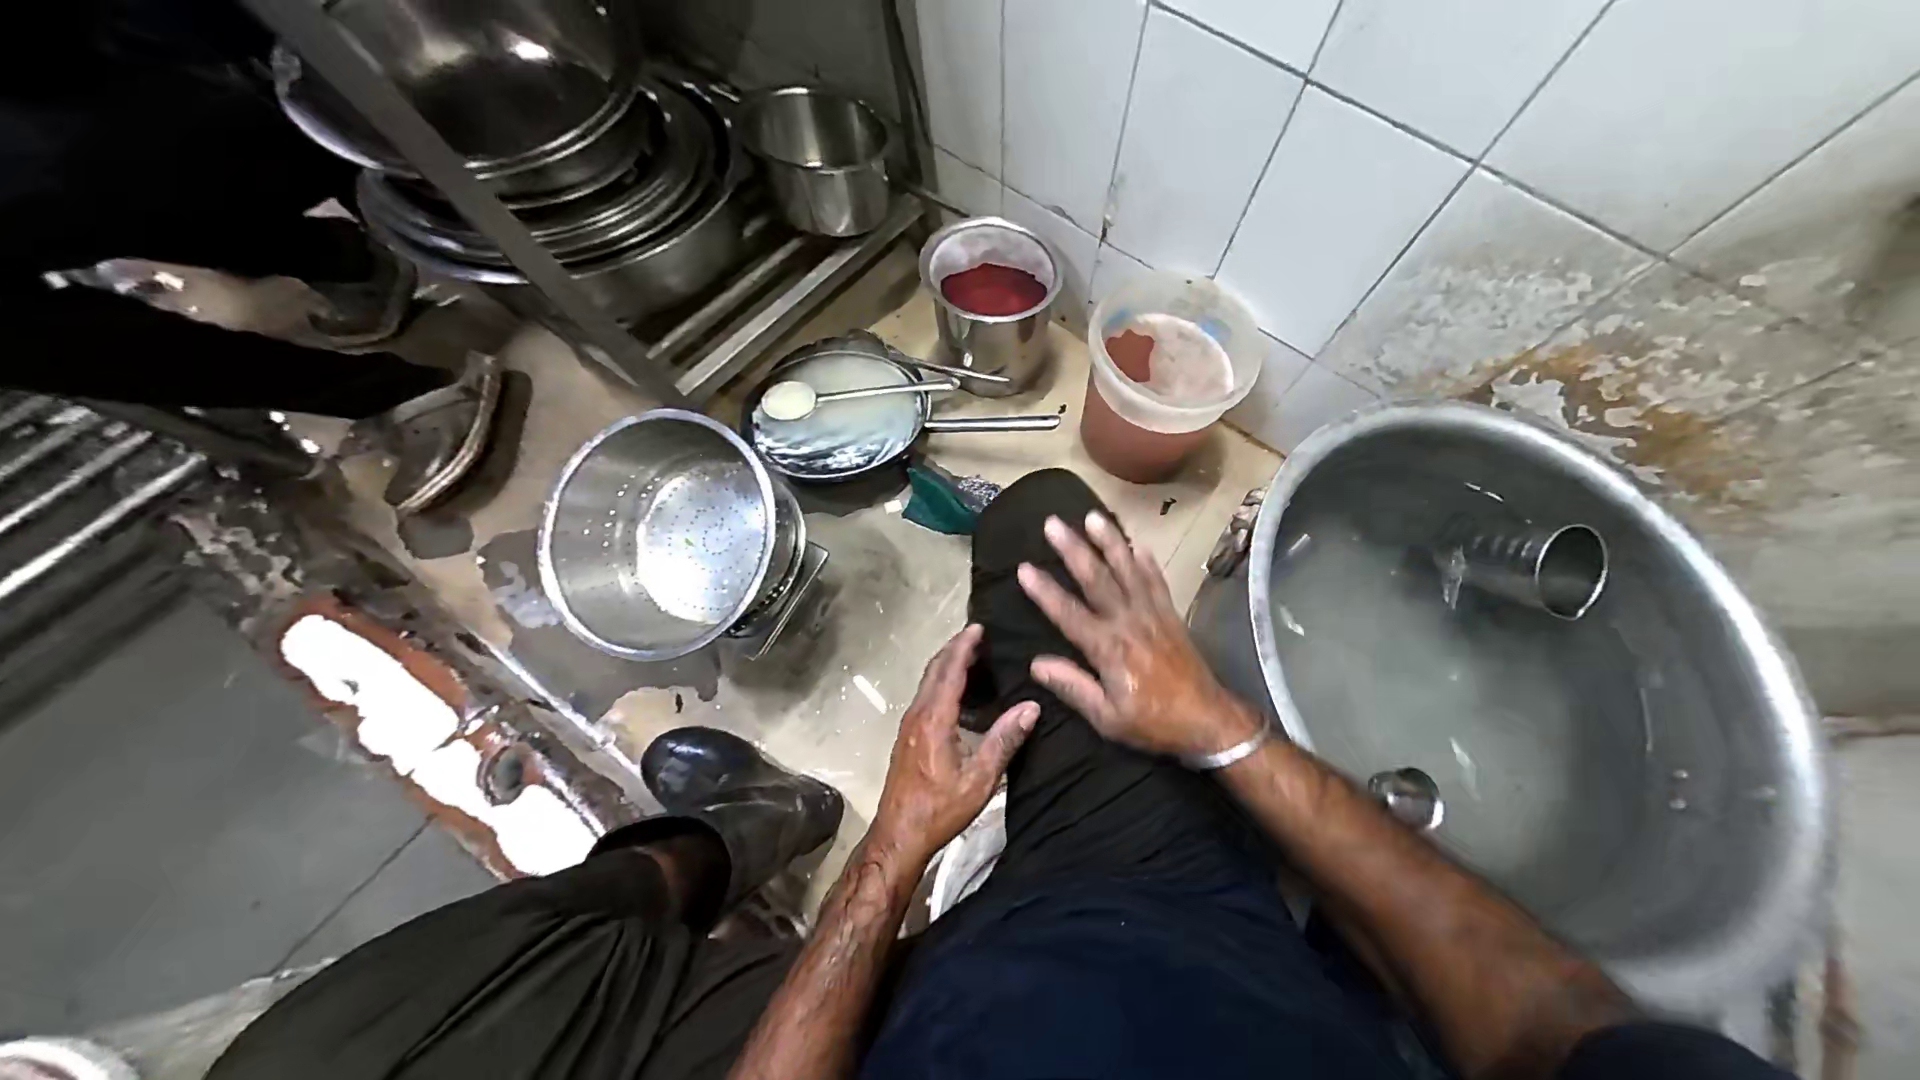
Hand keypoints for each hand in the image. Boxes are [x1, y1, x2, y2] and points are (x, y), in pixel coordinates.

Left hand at [870, 624, 1039, 865]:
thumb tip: (1031, 706)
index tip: (979, 627)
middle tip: (978, 636)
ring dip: (947, 664)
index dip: (964, 646)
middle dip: (954, 648)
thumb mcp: (980, 778)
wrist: (899, 833)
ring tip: (972, 657)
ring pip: (927, 682)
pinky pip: (925, 695)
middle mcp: (918, 714)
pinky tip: (958, 692)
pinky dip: (941, 681)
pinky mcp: (908, 735)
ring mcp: (909, 724)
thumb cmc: (940, 808)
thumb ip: (1004, 739)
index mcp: (934, 718)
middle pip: (934, 670)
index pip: (949, 670)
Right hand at [1017, 511, 1262, 758]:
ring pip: (1128, 570)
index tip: (1024, 568)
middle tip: (1053, 524)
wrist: (1209, 721)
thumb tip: (1036, 663)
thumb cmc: (1153, 722)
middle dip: (1074, 549)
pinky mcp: (1171, 615)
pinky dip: (1146, 561)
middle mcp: (1129, 623)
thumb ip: (1072, 686)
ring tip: (1093, 516)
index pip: (1069, 613)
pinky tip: (1137, 543)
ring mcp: (1153, 614)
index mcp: (1108, 649)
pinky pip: (1156, 581)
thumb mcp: (1107, 717)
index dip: (1045, 591)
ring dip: (1109, 542)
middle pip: (1097, 579)